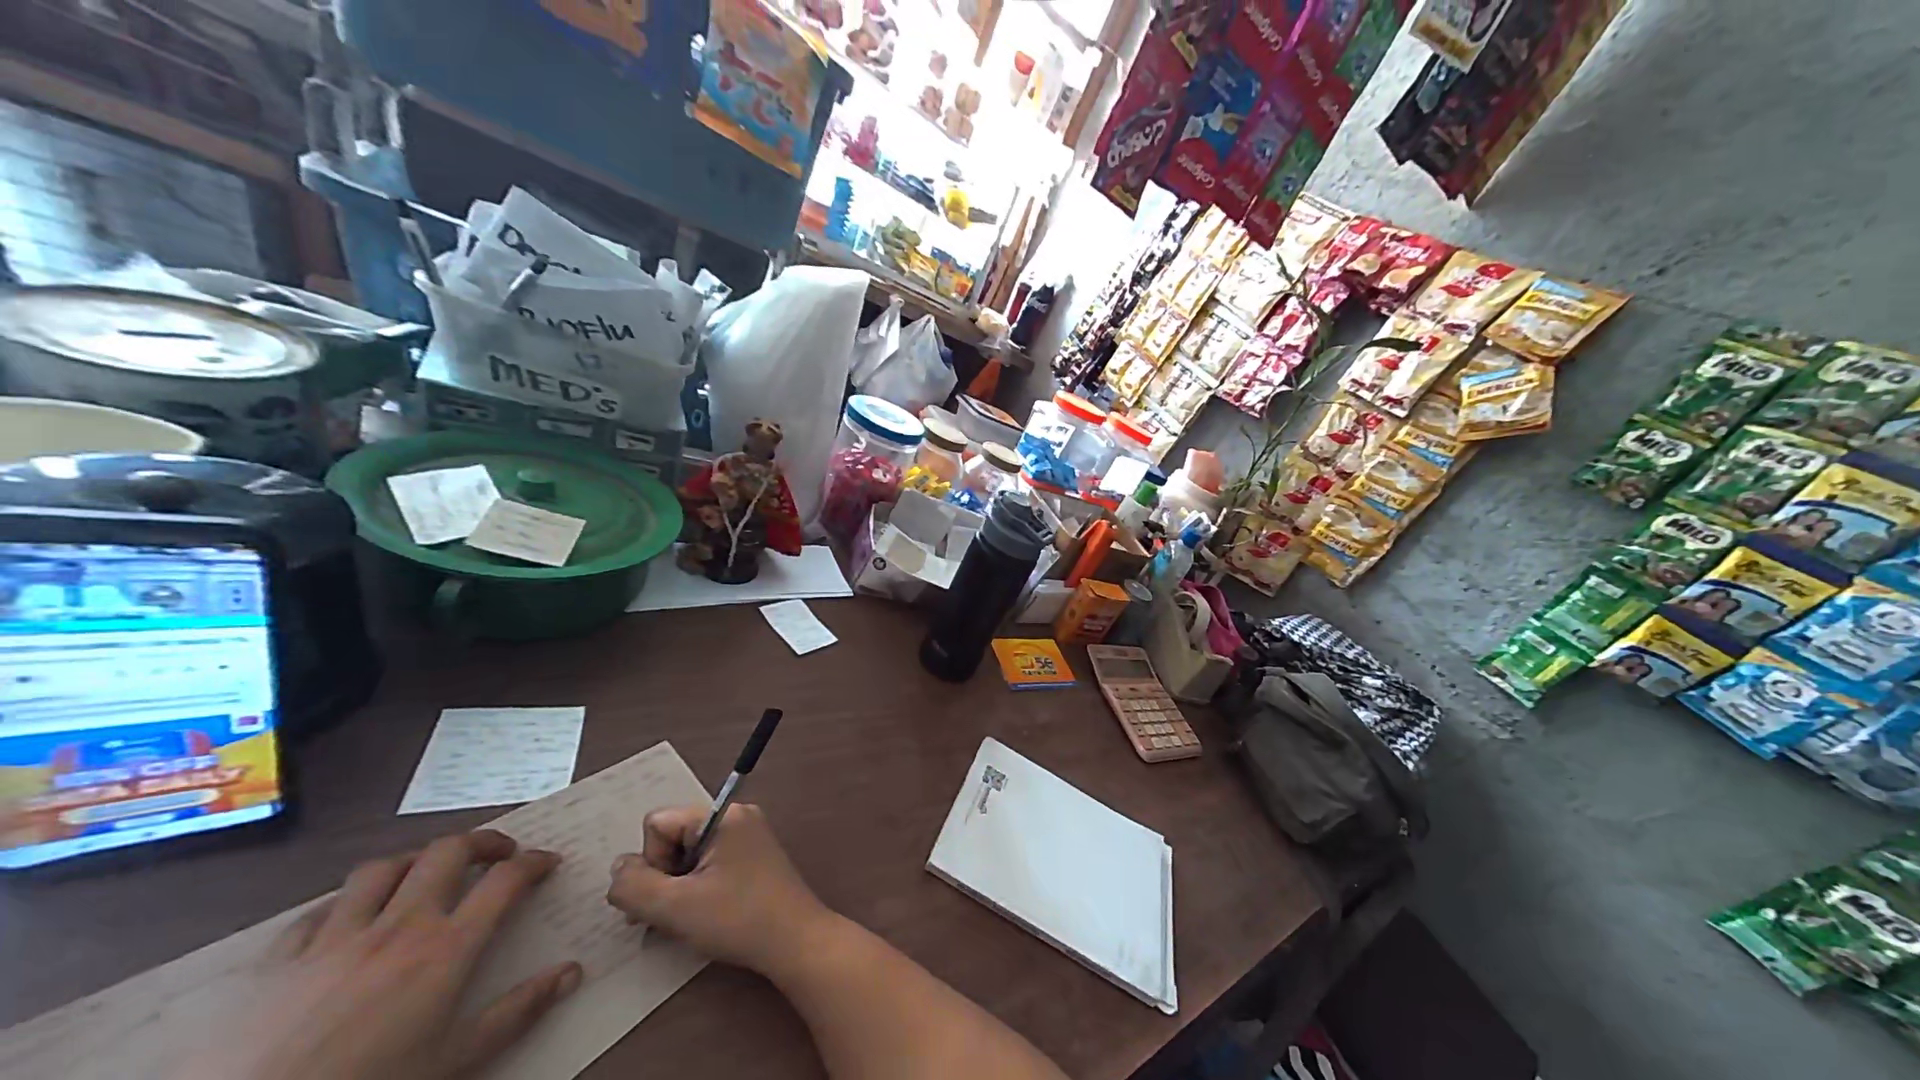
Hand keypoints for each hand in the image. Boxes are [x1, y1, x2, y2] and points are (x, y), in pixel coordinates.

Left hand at [179, 831, 580, 1079]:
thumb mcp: (456, 1060)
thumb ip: (517, 1011)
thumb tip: (571, 972)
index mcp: (446, 948)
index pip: (504, 880)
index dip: (533, 862)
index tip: (546, 862)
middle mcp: (399, 925)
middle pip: (448, 852)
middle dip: (482, 841)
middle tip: (498, 853)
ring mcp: (336, 936)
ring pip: (384, 867)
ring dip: (416, 860)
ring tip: (428, 871)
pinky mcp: (282, 958)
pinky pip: (318, 910)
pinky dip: (345, 902)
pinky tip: (349, 916)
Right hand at [605, 803, 833, 975]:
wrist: (796, 942)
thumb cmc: (738, 919)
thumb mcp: (674, 906)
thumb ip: (634, 885)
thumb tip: (618, 868)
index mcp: (722, 815)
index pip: (658, 823)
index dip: (651, 860)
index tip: (667, 894)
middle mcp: (737, 816)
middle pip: (674, 837)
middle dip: (662, 876)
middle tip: (671, 913)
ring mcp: (748, 837)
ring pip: (690, 854)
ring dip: (677, 887)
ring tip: (686, 919)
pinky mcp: (754, 858)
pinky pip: (710, 863)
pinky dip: (698, 889)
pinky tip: (704, 916)